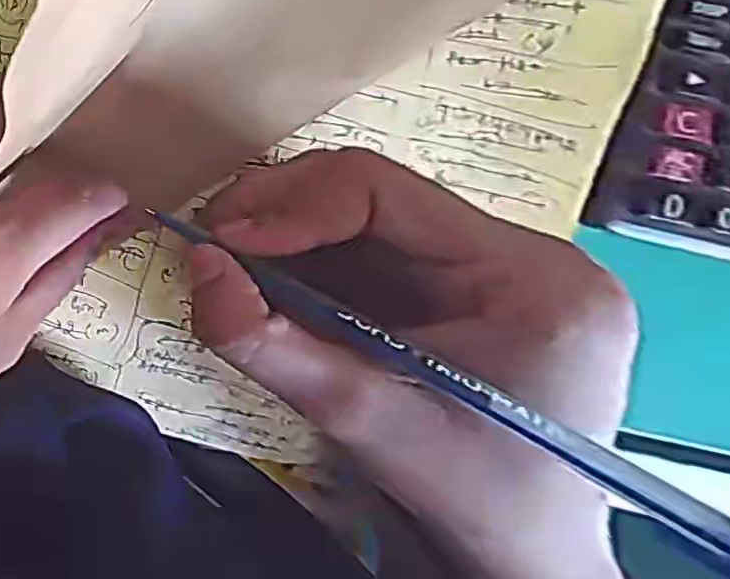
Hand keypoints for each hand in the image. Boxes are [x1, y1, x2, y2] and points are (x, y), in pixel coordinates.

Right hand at [185, 149, 636, 578]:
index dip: (291, 205)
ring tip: (231, 261)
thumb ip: (268, 344)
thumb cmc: (469, 496)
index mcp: (530, 274)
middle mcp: (508, 248)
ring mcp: (473, 256)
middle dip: (273, 210)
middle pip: (358, 186)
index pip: (381, 189)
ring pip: (343, 204)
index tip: (225, 241)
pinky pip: (344, 235)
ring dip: (274, 227)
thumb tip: (199, 260)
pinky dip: (290, 250)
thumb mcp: (362, 422)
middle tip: (214, 243)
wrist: (517, 552)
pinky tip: (264, 277)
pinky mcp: (438, 272)